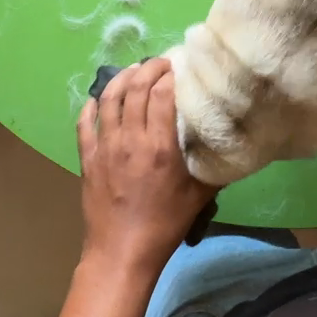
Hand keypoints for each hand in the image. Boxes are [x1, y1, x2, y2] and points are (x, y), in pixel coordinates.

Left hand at [76, 59, 215, 277]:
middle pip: (135, 88)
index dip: (169, 75)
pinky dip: (92, 106)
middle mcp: (130, 139)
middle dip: (148, 69)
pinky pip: (85, 123)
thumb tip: (231, 146)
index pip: (162, 94)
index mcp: (159, 146)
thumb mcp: (198, 196)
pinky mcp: (87, 158)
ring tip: (133, 71)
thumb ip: (213, 167)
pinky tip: (98, 99)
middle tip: (159, 64)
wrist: (121, 253)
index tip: (177, 67)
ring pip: (109, 99)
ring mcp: (105, 146)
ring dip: (121, 79)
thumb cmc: (164, 225)